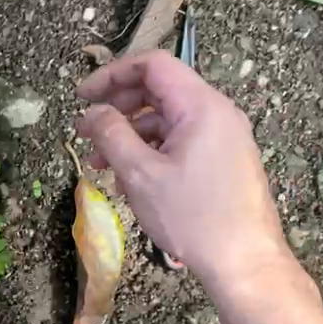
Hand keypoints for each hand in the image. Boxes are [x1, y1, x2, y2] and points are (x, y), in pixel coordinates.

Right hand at [75, 52, 291, 291]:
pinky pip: (179, 140)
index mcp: (200, 106)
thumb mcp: (140, 174)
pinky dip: (149, 151)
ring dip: (129, 135)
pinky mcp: (222, 158)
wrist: (242, 257)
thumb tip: (91, 113)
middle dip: (117, 107)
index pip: (153, 66)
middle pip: (159, 91)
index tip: (81, 97)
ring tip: (101, 165)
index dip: (111, 75)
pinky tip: (130, 179)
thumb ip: (111, 136)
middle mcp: (216, 112)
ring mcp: (222, 135)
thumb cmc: (190, 215)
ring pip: (166, 120)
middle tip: (85, 133)